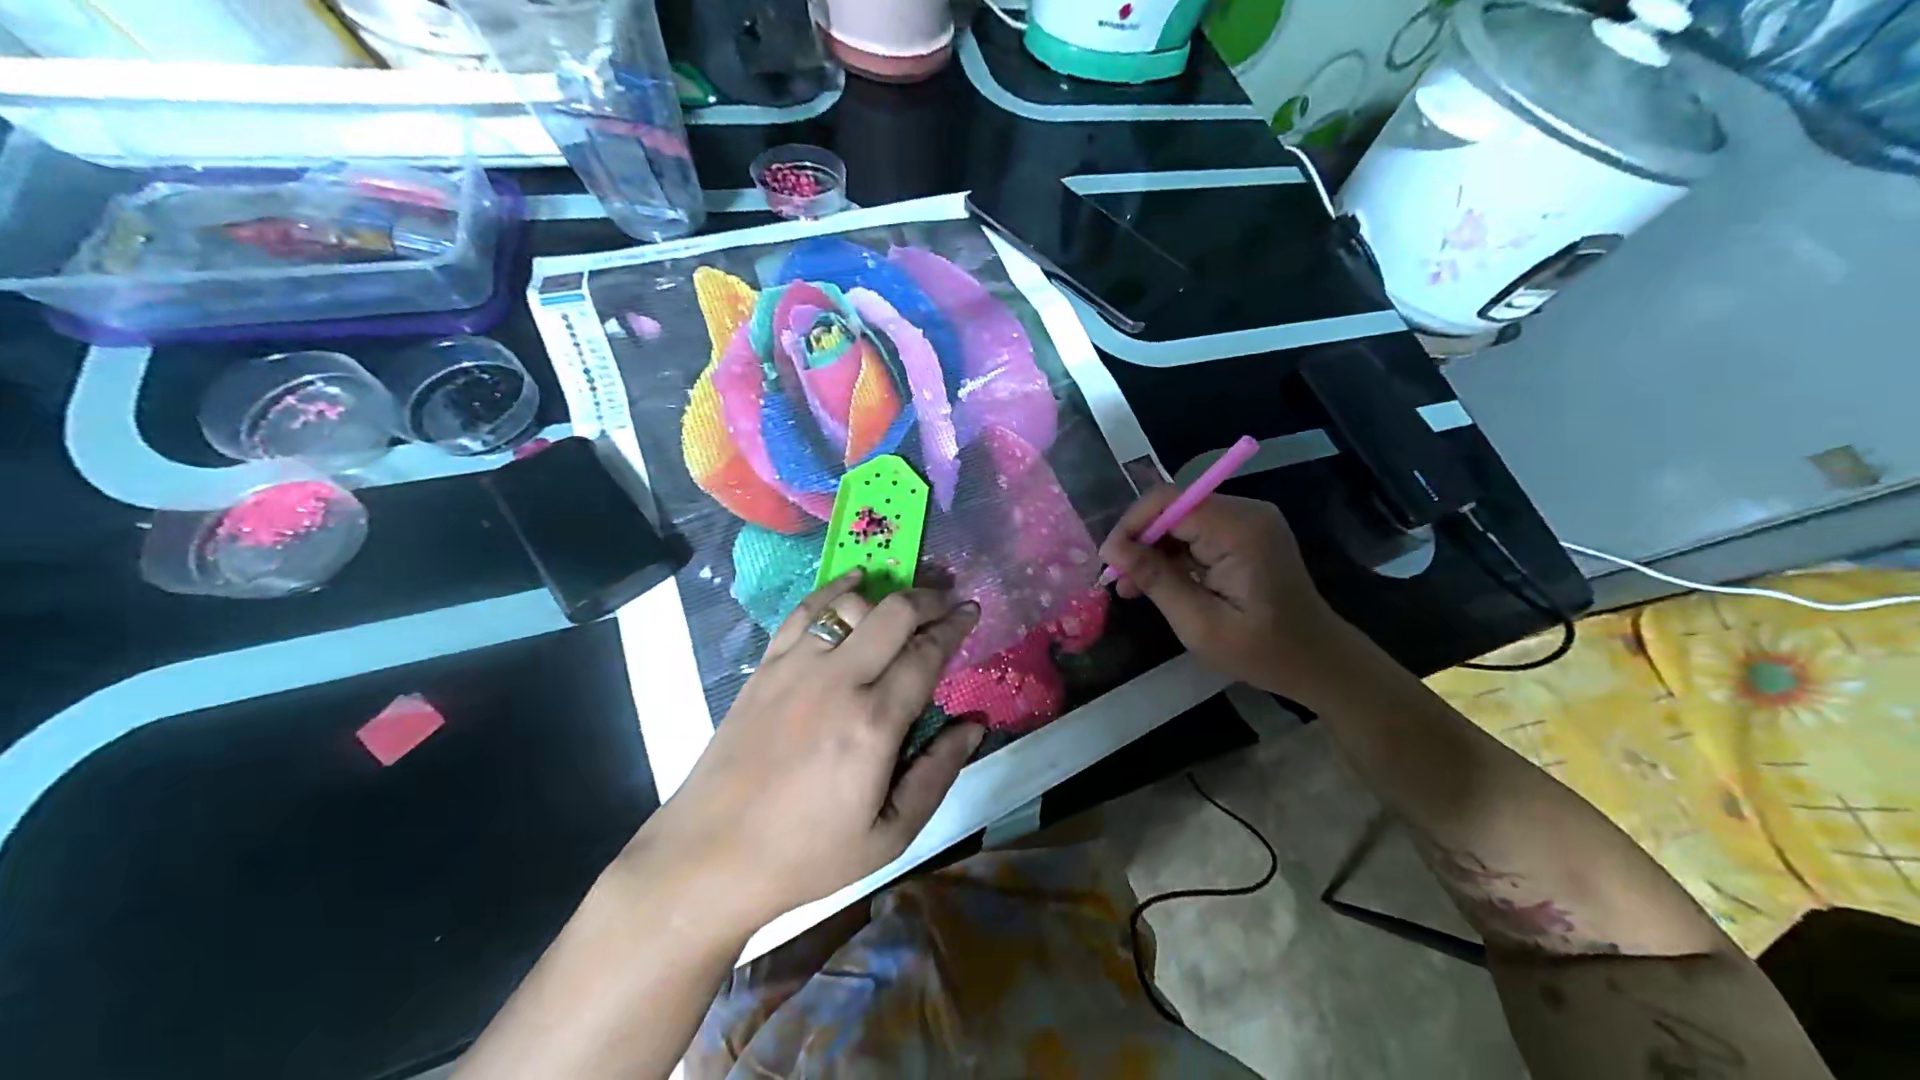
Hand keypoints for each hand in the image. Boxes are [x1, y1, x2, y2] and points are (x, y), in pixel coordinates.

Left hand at [620, 570, 983, 936]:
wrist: (712, 856)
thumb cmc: (807, 853)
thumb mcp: (890, 833)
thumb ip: (938, 772)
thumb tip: (976, 723)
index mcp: (873, 723)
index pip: (926, 653)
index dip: (955, 627)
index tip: (972, 612)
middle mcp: (837, 681)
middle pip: (893, 613)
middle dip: (929, 599)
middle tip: (948, 602)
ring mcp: (795, 667)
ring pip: (850, 603)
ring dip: (886, 594)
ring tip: (906, 600)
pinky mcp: (766, 667)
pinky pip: (805, 611)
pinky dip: (834, 588)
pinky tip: (853, 582)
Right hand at [1099, 489, 1357, 700]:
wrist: (1319, 662)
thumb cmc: (1263, 652)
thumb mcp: (1199, 624)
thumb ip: (1156, 579)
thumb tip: (1112, 549)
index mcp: (1239, 530)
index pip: (1169, 501)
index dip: (1132, 525)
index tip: (1109, 562)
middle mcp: (1245, 513)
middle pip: (1173, 508)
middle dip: (1140, 542)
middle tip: (1117, 582)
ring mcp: (1248, 522)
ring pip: (1181, 522)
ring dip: (1153, 552)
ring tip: (1130, 589)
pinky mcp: (1246, 536)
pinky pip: (1197, 534)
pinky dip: (1173, 557)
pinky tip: (1156, 584)